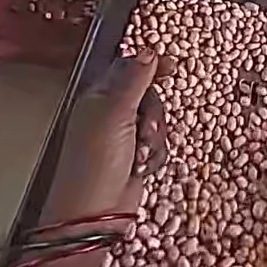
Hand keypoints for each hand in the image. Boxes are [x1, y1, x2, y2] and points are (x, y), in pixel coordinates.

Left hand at [39, 55, 166, 225]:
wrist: (95, 215)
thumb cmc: (96, 161)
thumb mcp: (116, 113)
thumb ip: (135, 80)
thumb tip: (148, 50)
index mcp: (98, 96)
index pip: (127, 68)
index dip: (149, 65)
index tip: (171, 67)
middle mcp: (109, 113)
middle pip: (147, 94)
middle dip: (153, 112)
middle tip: (145, 129)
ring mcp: (123, 136)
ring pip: (156, 120)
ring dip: (154, 138)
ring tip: (141, 154)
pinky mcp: (135, 157)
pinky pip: (158, 144)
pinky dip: (155, 155)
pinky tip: (142, 167)